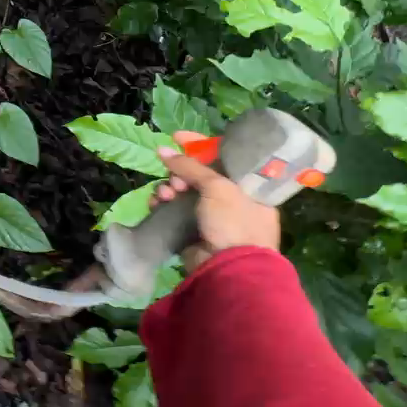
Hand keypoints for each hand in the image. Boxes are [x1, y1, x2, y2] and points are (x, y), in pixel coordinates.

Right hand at [152, 131, 280, 273]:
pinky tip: (157, 203)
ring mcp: (211, 217)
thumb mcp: (218, 188)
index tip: (177, 137)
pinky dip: (162, 202)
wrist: (230, 269)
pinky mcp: (192, 228)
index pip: (224, 159)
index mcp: (249, 191)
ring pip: (182, 190)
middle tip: (174, 178)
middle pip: (198, 175)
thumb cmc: (235, 223)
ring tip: (165, 194)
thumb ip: (190, 167)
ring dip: (169, 187)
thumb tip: (162, 150)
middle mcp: (232, 202)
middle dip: (180, 172)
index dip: (201, 145)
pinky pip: (172, 208)